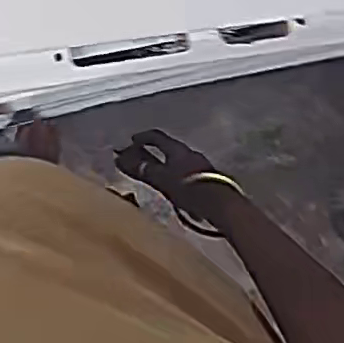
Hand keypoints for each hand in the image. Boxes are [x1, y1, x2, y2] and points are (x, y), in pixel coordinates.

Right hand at [115, 129, 236, 223]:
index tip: (133, 140)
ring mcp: (202, 166)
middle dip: (154, 151)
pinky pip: (188, 172)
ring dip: (166, 163)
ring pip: (179, 160)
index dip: (143, 137)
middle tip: (142, 156)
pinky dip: (177, 174)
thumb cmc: (190, 189)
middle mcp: (190, 153)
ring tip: (158, 173)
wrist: (223, 206)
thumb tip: (120, 158)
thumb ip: (142, 168)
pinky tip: (177, 187)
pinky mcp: (210, 180)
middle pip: (169, 147)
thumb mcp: (162, 179)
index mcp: (177, 150)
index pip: (157, 136)